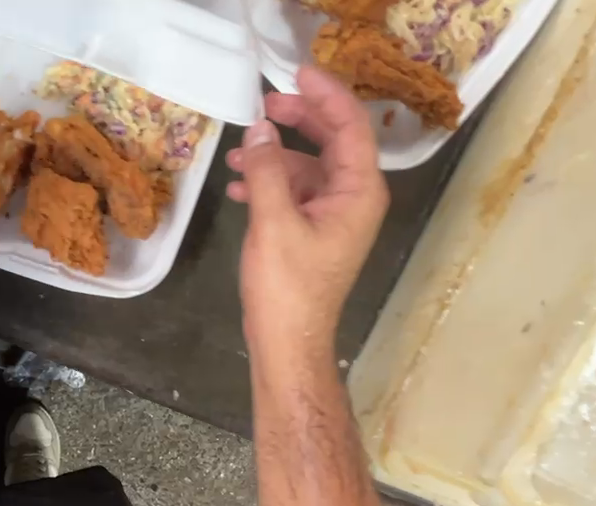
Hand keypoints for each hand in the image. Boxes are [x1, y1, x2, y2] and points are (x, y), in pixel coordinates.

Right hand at [226, 67, 388, 350]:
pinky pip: (294, 197)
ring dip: (273, 158)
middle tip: (263, 105)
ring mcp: (332, 218)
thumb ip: (267, 171)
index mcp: (358, 191)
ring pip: (306, 171)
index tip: (294, 74)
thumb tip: (259, 129)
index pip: (349, 126)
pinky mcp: (311, 235)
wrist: (288, 342)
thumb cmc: (287, 288)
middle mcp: (352, 198)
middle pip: (330, 143)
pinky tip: (240, 187)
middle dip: (297, 121)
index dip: (324, 95)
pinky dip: (269, 187)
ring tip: (237, 154)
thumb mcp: (273, 224)